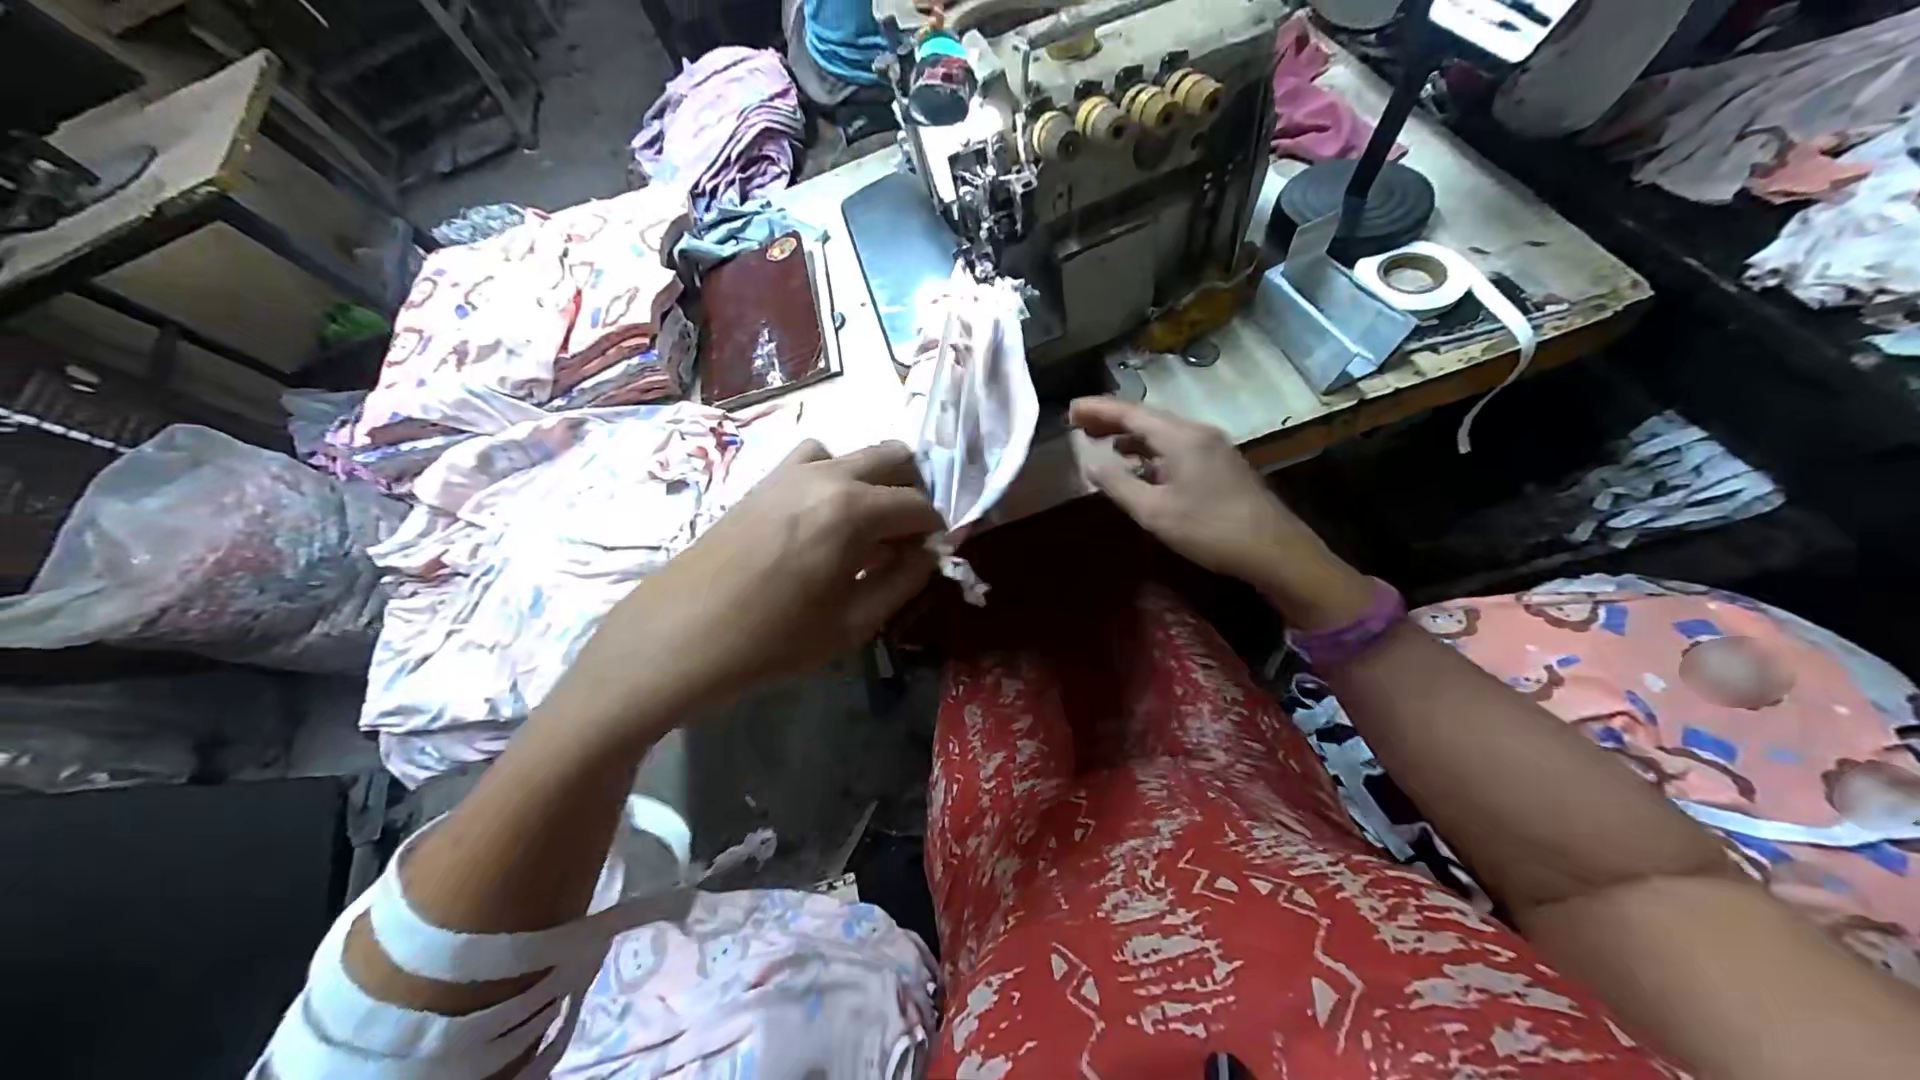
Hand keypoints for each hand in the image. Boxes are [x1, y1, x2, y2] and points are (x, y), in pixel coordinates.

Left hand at [549, 439, 941, 736]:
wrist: (678, 637)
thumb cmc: (772, 641)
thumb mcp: (853, 623)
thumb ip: (903, 582)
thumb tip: (929, 553)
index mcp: (854, 510)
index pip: (920, 506)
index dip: (935, 532)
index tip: (932, 558)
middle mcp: (827, 475)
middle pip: (895, 457)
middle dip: (912, 493)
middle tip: (905, 539)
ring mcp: (790, 471)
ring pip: (855, 453)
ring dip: (875, 481)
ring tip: (866, 528)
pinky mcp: (763, 480)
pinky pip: (815, 459)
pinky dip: (835, 476)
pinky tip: (823, 517)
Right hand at [1069, 397, 1374, 629]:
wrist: (1274, 550)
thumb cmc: (1209, 530)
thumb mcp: (1154, 512)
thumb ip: (1118, 484)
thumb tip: (1089, 462)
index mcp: (1180, 437)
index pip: (1130, 412)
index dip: (1098, 409)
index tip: (1070, 410)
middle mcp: (1197, 432)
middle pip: (1147, 417)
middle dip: (1111, 418)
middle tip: (1079, 423)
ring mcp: (1212, 446)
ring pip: (1162, 431)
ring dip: (1130, 434)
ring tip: (1101, 441)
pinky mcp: (1220, 464)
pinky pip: (1176, 445)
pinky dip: (1150, 449)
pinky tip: (1138, 464)